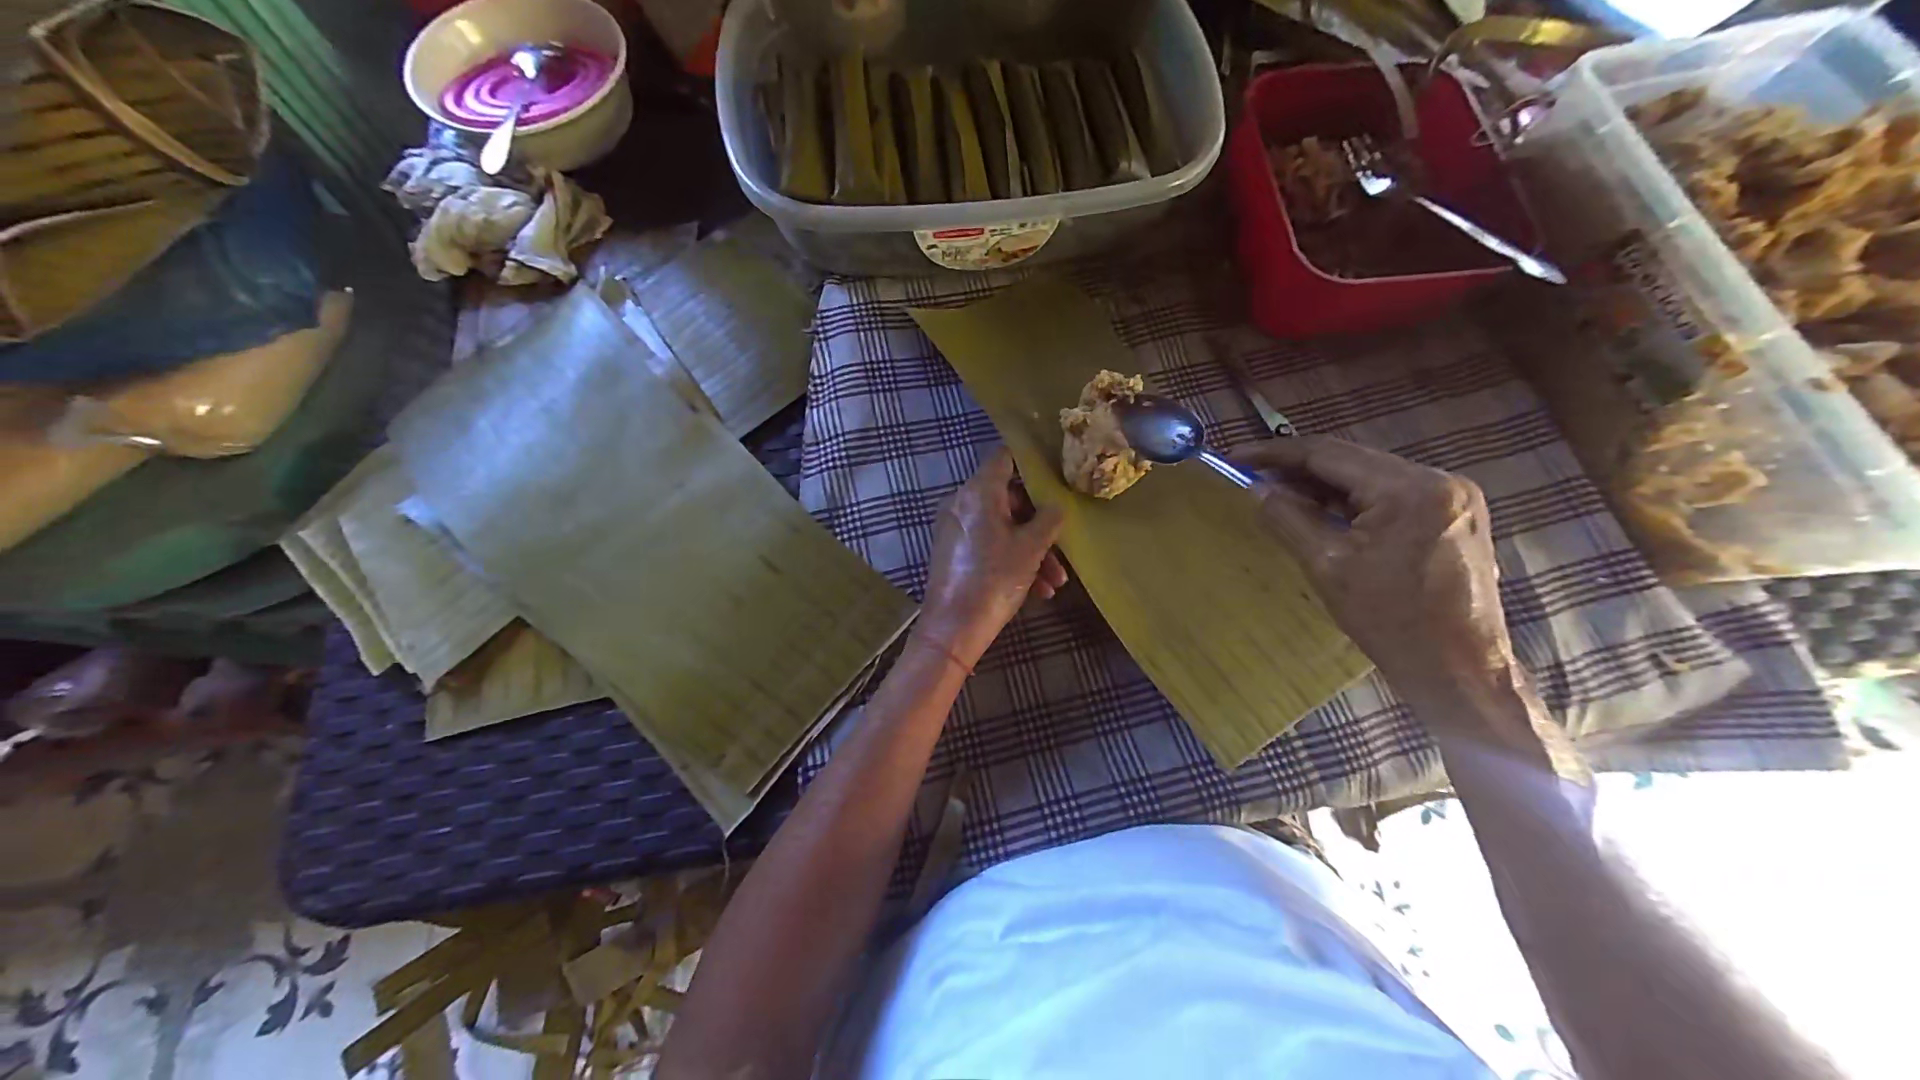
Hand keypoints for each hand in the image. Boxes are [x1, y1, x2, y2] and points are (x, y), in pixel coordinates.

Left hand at [918, 449, 1067, 665]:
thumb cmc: (994, 579)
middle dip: (1039, 523)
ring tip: (1055, 581)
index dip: (1031, 462)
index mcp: (978, 492)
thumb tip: (1055, 505)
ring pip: (1002, 527)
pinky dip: (1012, 559)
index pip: (1004, 457)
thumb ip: (1049, 519)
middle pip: (1008, 498)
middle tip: (1063, 546)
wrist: (953, 628)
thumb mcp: (1031, 548)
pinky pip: (988, 544)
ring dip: (1031, 550)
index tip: (1056, 473)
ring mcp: (955, 528)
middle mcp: (962, 503)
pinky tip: (1037, 590)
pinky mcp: (953, 552)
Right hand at [1229, 437, 1517, 713]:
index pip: (1328, 454)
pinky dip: (1353, 500)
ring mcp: (1453, 495)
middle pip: (1352, 460)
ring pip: (1371, 476)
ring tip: (1280, 494)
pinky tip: (1322, 512)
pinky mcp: (1455, 514)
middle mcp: (1438, 479)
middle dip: (1299, 468)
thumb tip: (1257, 489)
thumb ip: (1289, 518)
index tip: (1237, 457)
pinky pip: (1391, 494)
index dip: (1276, 453)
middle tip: (1253, 477)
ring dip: (1325, 484)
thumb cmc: (1390, 620)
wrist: (1460, 669)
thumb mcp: (1327, 566)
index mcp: (1409, 489)